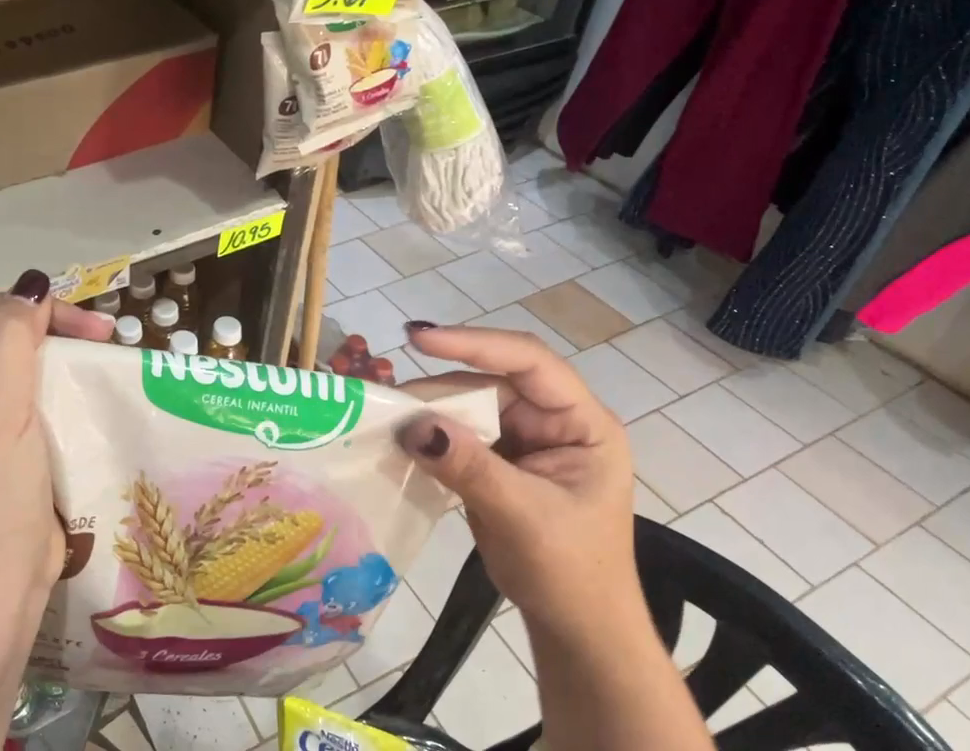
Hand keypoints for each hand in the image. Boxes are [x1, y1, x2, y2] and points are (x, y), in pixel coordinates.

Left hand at [0, 270, 113, 634]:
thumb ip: (9, 338)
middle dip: (51, 337)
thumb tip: (32, 285)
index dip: (42, 314)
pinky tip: (81, 401)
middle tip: (107, 341)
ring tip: (99, 366)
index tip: (99, 330)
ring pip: (15, 375)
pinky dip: (54, 399)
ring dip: (56, 367)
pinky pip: (23, 409)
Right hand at [394, 324, 637, 638]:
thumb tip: (413, 425)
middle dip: (440, 387)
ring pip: (468, 405)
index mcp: (582, 424)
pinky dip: (430, 435)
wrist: (577, 630)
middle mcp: (554, 421)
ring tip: (386, 419)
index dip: (475, 344)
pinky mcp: (497, 461)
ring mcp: (525, 440)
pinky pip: (458, 433)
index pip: (529, 362)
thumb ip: (470, 466)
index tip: (418, 339)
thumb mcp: (522, 516)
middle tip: (388, 399)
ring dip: (429, 411)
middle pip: (490, 381)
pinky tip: (400, 439)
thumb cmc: (570, 572)